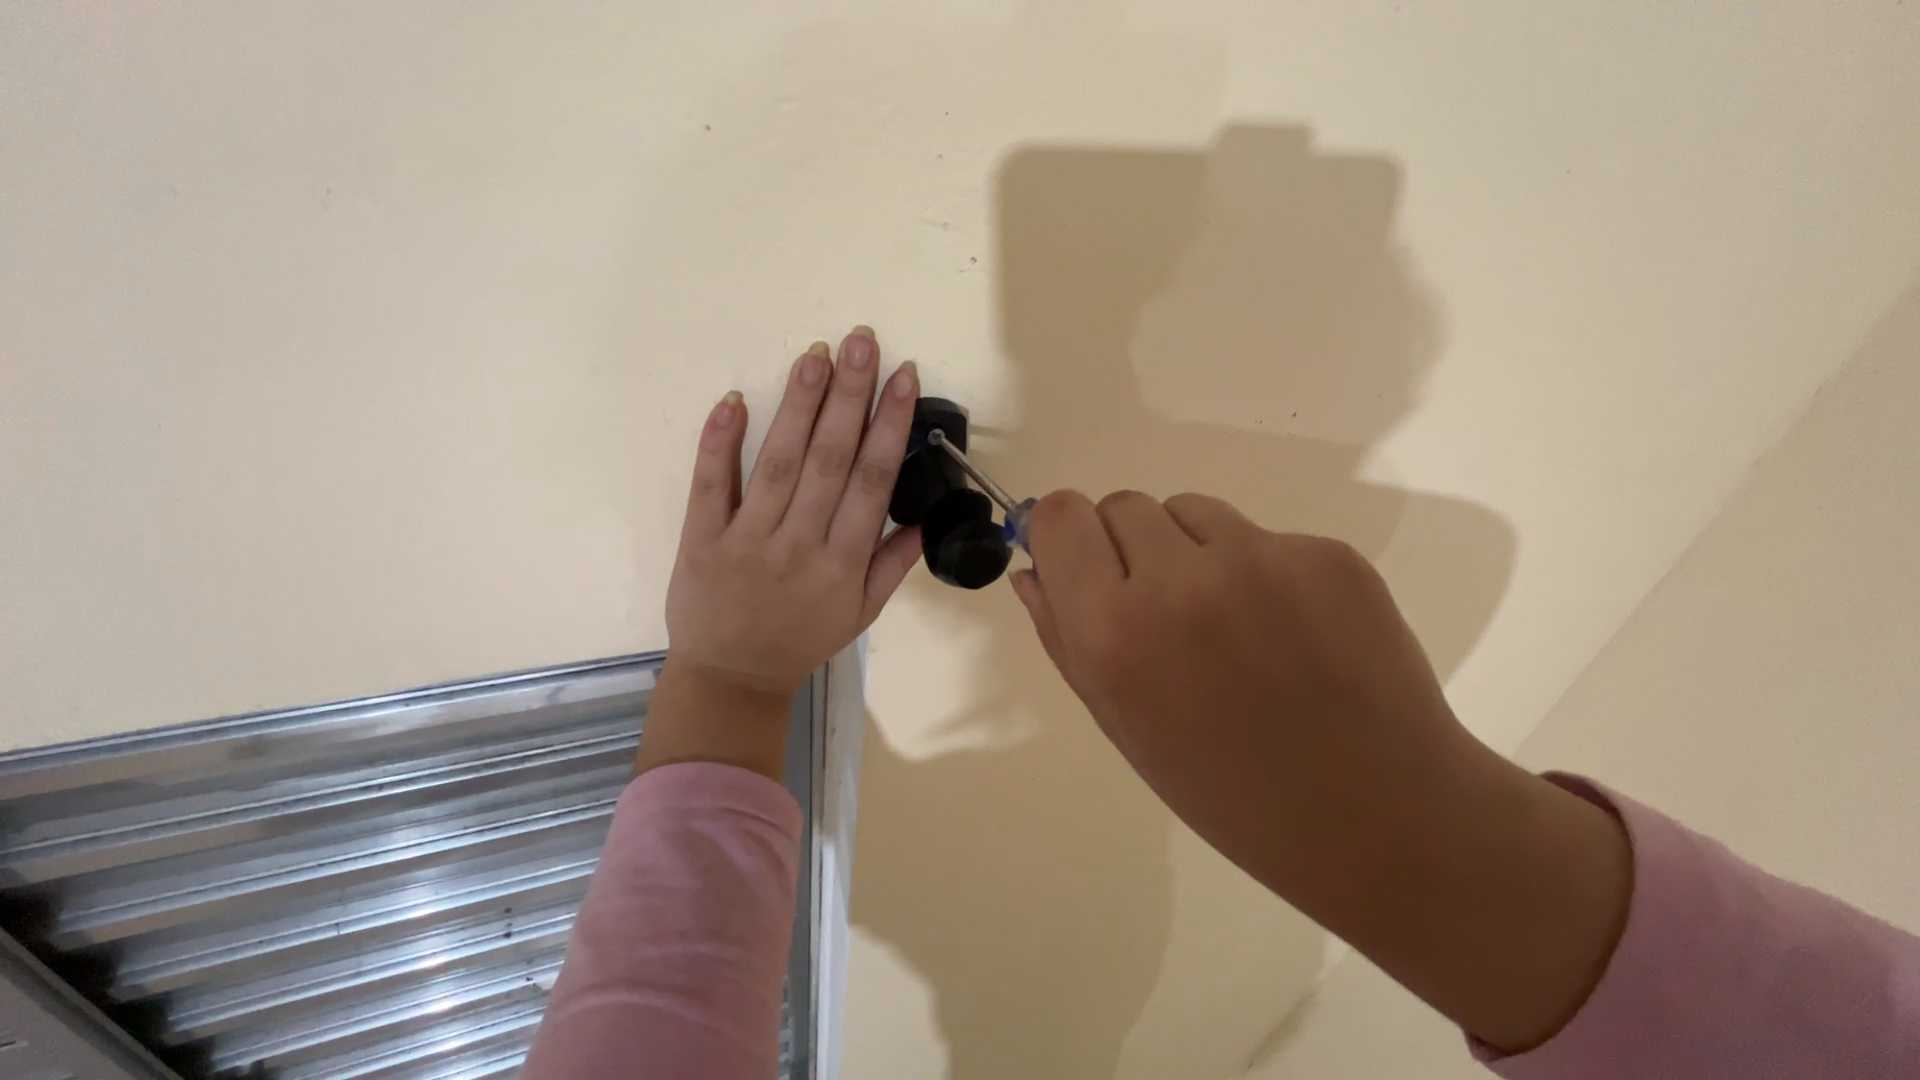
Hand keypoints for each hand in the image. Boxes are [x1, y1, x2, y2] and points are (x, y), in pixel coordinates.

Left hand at [640, 328, 921, 777]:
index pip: (871, 481)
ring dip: (798, 405)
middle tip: (862, 341)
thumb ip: (893, 566)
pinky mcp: (702, 538)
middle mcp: (799, 543)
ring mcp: (747, 538)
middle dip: (849, 396)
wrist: (732, 677)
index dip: (889, 425)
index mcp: (843, 562)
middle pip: (829, 459)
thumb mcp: (861, 615)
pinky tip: (734, 399)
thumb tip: (925, 519)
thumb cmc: (803, 640)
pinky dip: (719, 442)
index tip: (904, 377)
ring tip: (817, 353)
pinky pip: (711, 485)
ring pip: (778, 463)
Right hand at [1010, 490, 1629, 1050]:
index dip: (1064, 536)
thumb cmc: (1225, 790)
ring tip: (1229, 621)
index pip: (1060, 515)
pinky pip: (1261, 536)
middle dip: (1126, 546)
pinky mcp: (1327, 553)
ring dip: (1190, 549)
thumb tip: (1035, 570)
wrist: (1375, 815)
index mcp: (1115, 630)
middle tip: (1160, 608)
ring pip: (1191, 510)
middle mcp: (1180, 578)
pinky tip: (1289, 630)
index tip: (1080, 565)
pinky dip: (1258, 569)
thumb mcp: (1121, 725)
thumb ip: (1065, 637)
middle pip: (1122, 503)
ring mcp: (1262, 558)